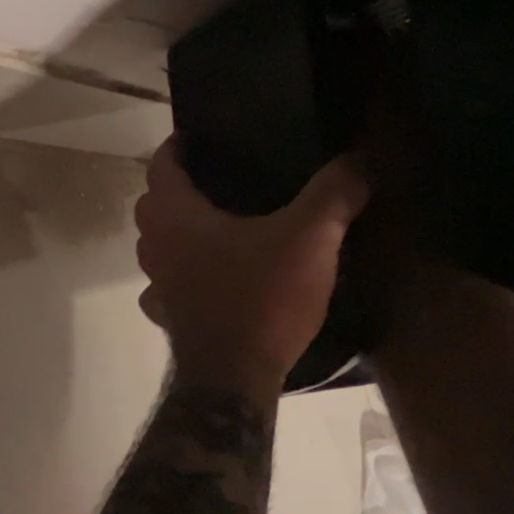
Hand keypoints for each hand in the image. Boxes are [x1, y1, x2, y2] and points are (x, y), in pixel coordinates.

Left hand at [134, 137, 368, 406]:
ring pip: (155, 242)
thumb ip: (333, 194)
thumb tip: (359, 158)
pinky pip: (165, 283)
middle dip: (177, 186)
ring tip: (215, 224)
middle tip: (215, 178)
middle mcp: (154, 242)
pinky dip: (179, 274)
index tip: (197, 137)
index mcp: (175, 213)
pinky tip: (204, 277)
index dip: (177, 147)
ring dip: (175, 230)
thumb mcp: (308, 238)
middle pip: (154, 202)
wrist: (233, 375)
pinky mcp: (167, 313)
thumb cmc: (260, 296)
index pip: (161, 164)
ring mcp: (155, 280)